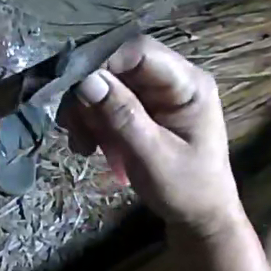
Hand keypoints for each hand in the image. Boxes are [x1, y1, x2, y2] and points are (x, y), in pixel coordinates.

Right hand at [61, 36, 242, 235]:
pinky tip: (88, 147)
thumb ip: (123, 116)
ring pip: (105, 84)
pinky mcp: (139, 111)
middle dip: (89, 93)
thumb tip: (86, 80)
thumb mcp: (154, 156)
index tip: (74, 89)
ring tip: (83, 144)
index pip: (140, 51)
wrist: (198, 219)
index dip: (103, 62)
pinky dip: (90, 123)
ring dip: (85, 112)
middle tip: (72, 125)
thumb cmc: (187, 190)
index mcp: (188, 84)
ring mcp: (153, 96)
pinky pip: (105, 104)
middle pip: (117, 66)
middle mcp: (170, 81)